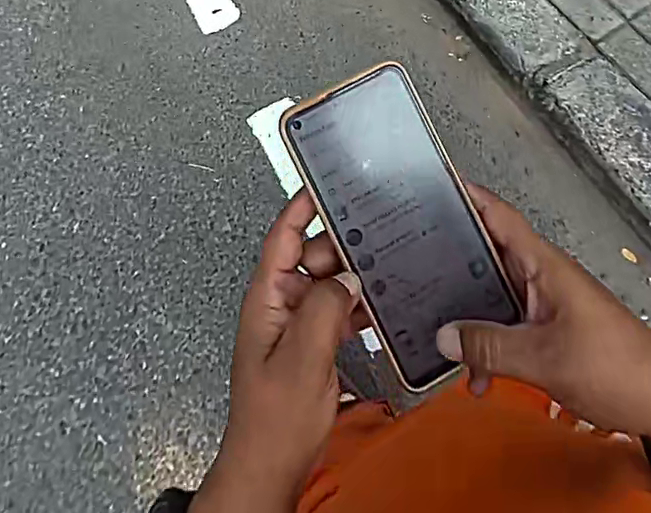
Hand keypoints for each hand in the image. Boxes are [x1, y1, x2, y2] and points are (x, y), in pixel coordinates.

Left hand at [192, 191, 361, 512]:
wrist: (272, 467)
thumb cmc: (272, 421)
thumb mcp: (301, 359)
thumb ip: (323, 310)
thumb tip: (346, 277)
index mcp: (267, 296)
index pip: (283, 236)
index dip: (301, 207)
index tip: (322, 184)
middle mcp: (282, 302)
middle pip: (313, 255)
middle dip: (342, 245)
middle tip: (373, 233)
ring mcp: (299, 322)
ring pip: (330, 282)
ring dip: (354, 276)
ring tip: (383, 265)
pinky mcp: (315, 341)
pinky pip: (338, 308)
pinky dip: (358, 304)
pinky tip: (380, 305)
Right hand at [436, 185, 650, 477]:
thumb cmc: (617, 368)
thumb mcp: (545, 359)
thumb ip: (489, 347)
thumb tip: (442, 337)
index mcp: (542, 264)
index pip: (499, 215)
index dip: (468, 194)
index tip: (435, 181)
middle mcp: (540, 275)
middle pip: (487, 252)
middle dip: (452, 255)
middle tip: (413, 253)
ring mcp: (544, 302)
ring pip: (494, 295)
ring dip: (470, 315)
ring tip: (437, 328)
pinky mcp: (549, 329)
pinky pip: (507, 325)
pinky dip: (489, 345)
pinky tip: (477, 376)